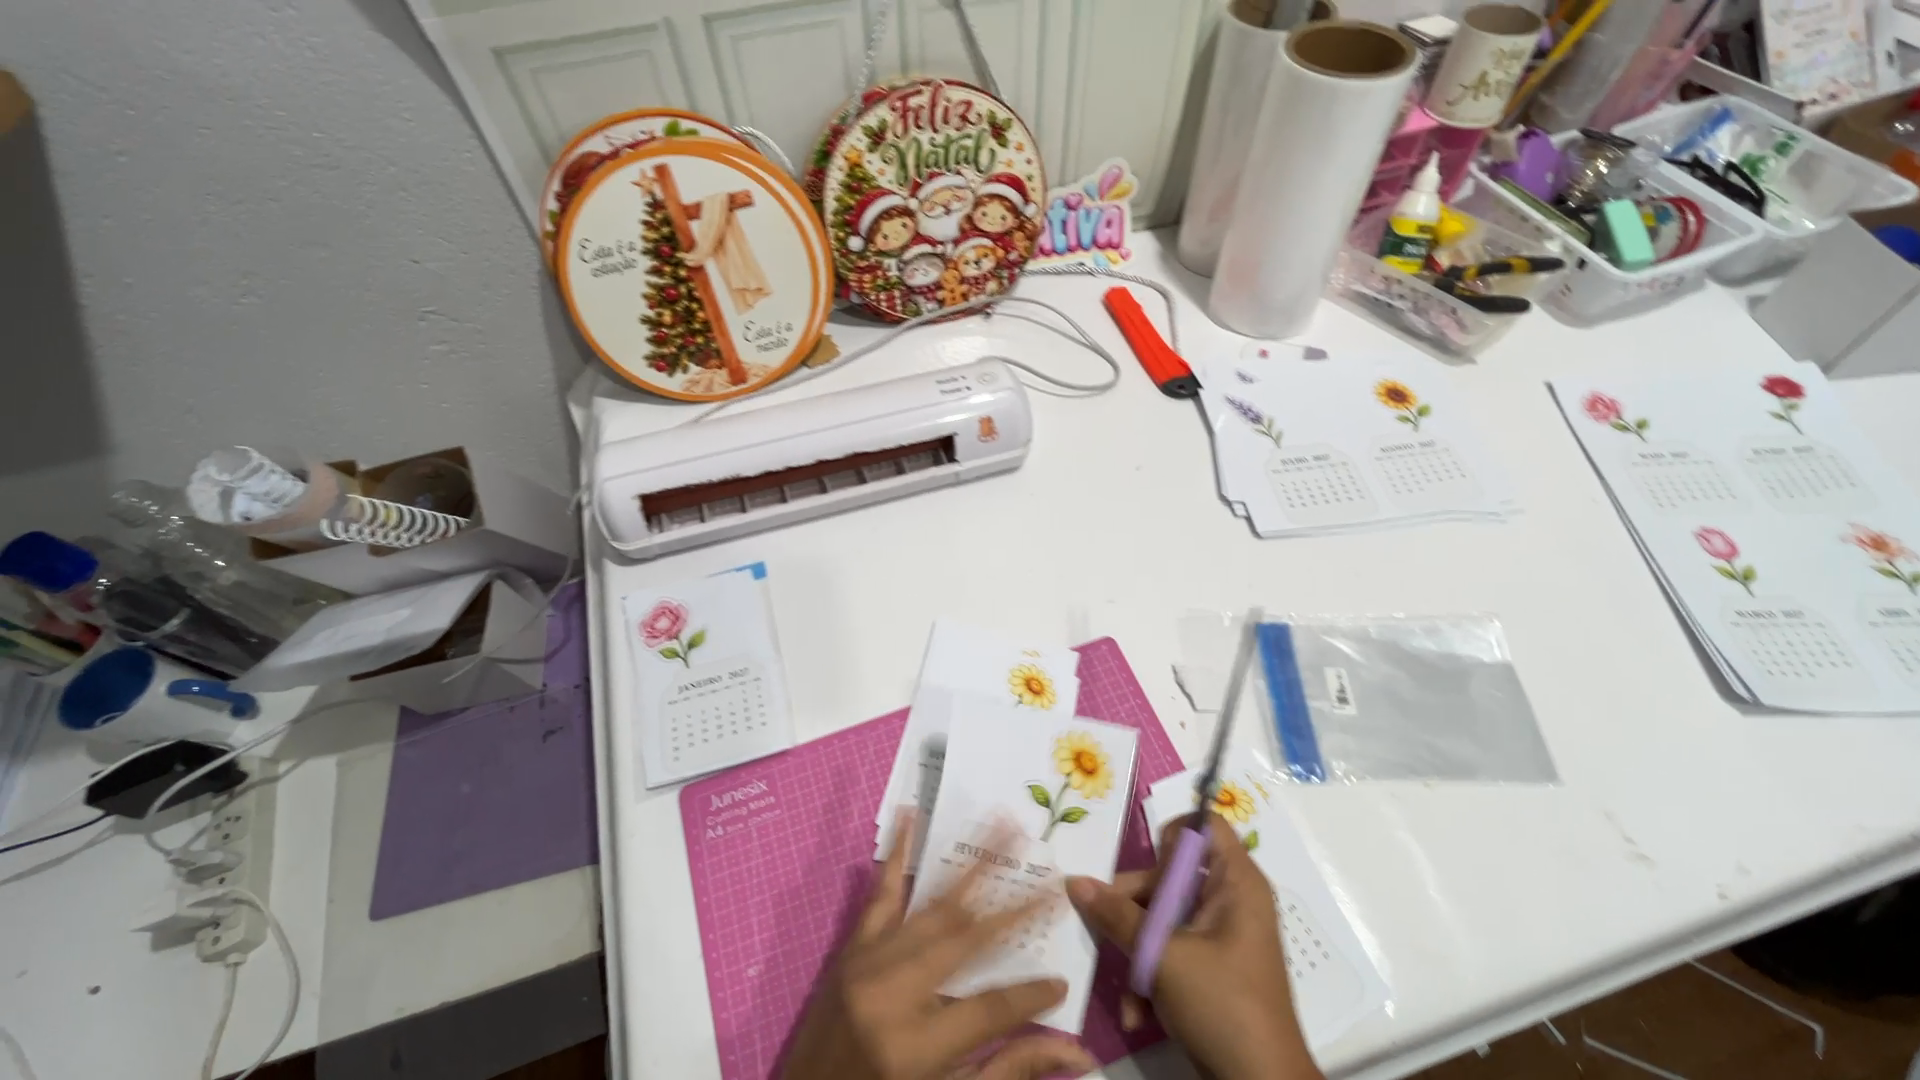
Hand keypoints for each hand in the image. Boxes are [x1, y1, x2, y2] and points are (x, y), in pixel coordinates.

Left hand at [782, 813, 1097, 1079]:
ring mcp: (866, 963)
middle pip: (965, 939)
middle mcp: (892, 994)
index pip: (992, 1008)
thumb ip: (1008, 1071)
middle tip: (1049, 876)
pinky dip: (898, 854)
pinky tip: (911, 816)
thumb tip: (1077, 1052)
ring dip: (972, 866)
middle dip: (1012, 906)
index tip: (1062, 980)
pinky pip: (879, 894)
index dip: (1031, 994)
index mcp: (917, 1046)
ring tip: (1003, 826)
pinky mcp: (848, 949)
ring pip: (931, 906)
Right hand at [1067, 814, 1321, 1079]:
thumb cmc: (1222, 1005)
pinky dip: (1152, 977)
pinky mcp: (1210, 970)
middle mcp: (1231, 902)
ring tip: (1124, 983)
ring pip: (1164, 918)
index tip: (1141, 864)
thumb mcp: (1161, 957)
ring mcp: (1221, 937)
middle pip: (1171, 875)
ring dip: (1137, 950)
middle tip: (1103, 921)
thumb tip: (1074, 882)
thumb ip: (1116, 916)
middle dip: (1134, 906)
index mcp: (1236, 884)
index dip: (1172, 835)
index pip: (1206, 827)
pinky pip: (1171, 952)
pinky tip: (1137, 1012)